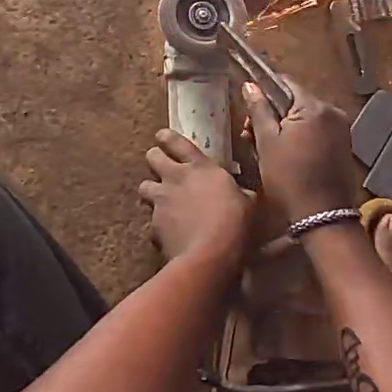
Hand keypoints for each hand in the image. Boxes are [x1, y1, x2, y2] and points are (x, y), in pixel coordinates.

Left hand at [139, 129, 251, 266]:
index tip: (162, 137)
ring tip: (160, 200)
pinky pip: (151, 220)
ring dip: (151, 191)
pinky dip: (158, 225)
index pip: (176, 142)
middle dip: (155, 159)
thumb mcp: (247, 203)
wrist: (210, 255)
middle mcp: (176, 178)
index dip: (167, 137)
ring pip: (144, 186)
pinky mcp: (154, 224)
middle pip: (153, 157)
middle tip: (161, 166)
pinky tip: (168, 233)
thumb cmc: (235, 224)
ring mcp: (162, 200)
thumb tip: (243, 195)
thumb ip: (240, 194)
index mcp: (200, 167)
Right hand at [242, 78, 355, 221]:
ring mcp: (341, 129)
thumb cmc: (289, 177)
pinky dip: (299, 137)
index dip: (264, 91)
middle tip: (250, 136)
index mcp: (315, 107)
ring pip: (304, 117)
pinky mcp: (343, 145)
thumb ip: (259, 110)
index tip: (249, 108)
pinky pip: (316, 130)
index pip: (285, 83)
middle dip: (272, 114)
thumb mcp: (267, 142)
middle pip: (295, 101)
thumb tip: (250, 85)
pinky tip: (285, 155)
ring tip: (265, 149)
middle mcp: (332, 112)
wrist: (322, 217)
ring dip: (284, 127)